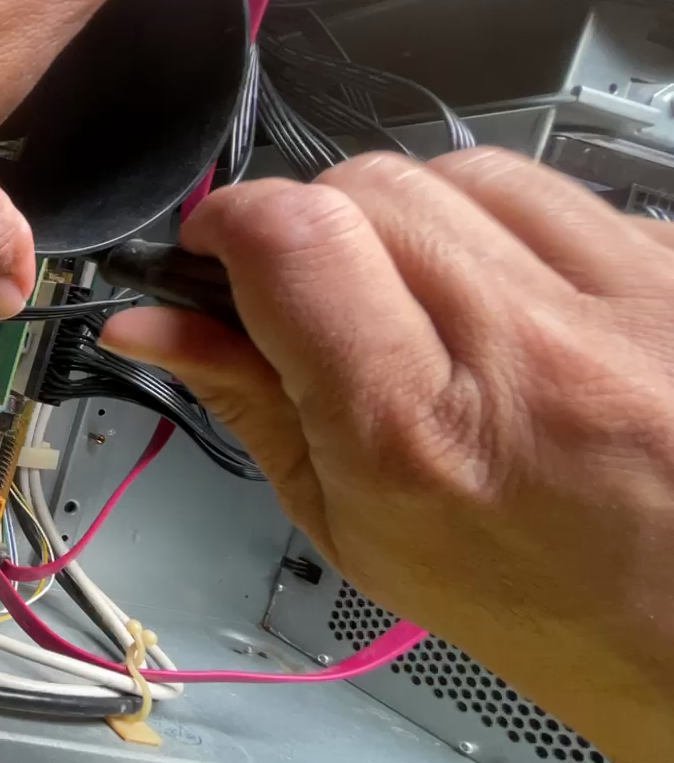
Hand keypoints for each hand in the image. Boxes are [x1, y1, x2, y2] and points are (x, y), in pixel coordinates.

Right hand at [100, 149, 673, 762]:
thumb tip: (140, 325)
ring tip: (403, 288)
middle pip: (366, 188)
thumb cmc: (508, 589)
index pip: (295, 243)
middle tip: (302, 285)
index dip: (228, 218)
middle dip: (302, 220)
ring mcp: (642, 307)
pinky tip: (492, 294)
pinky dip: (488, 225)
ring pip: (458, 173)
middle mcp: (532, 353)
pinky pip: (556, 193)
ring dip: (396, 215)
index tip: (209, 242)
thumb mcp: (331, 509)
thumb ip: (235, 396)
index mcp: (408, 427)